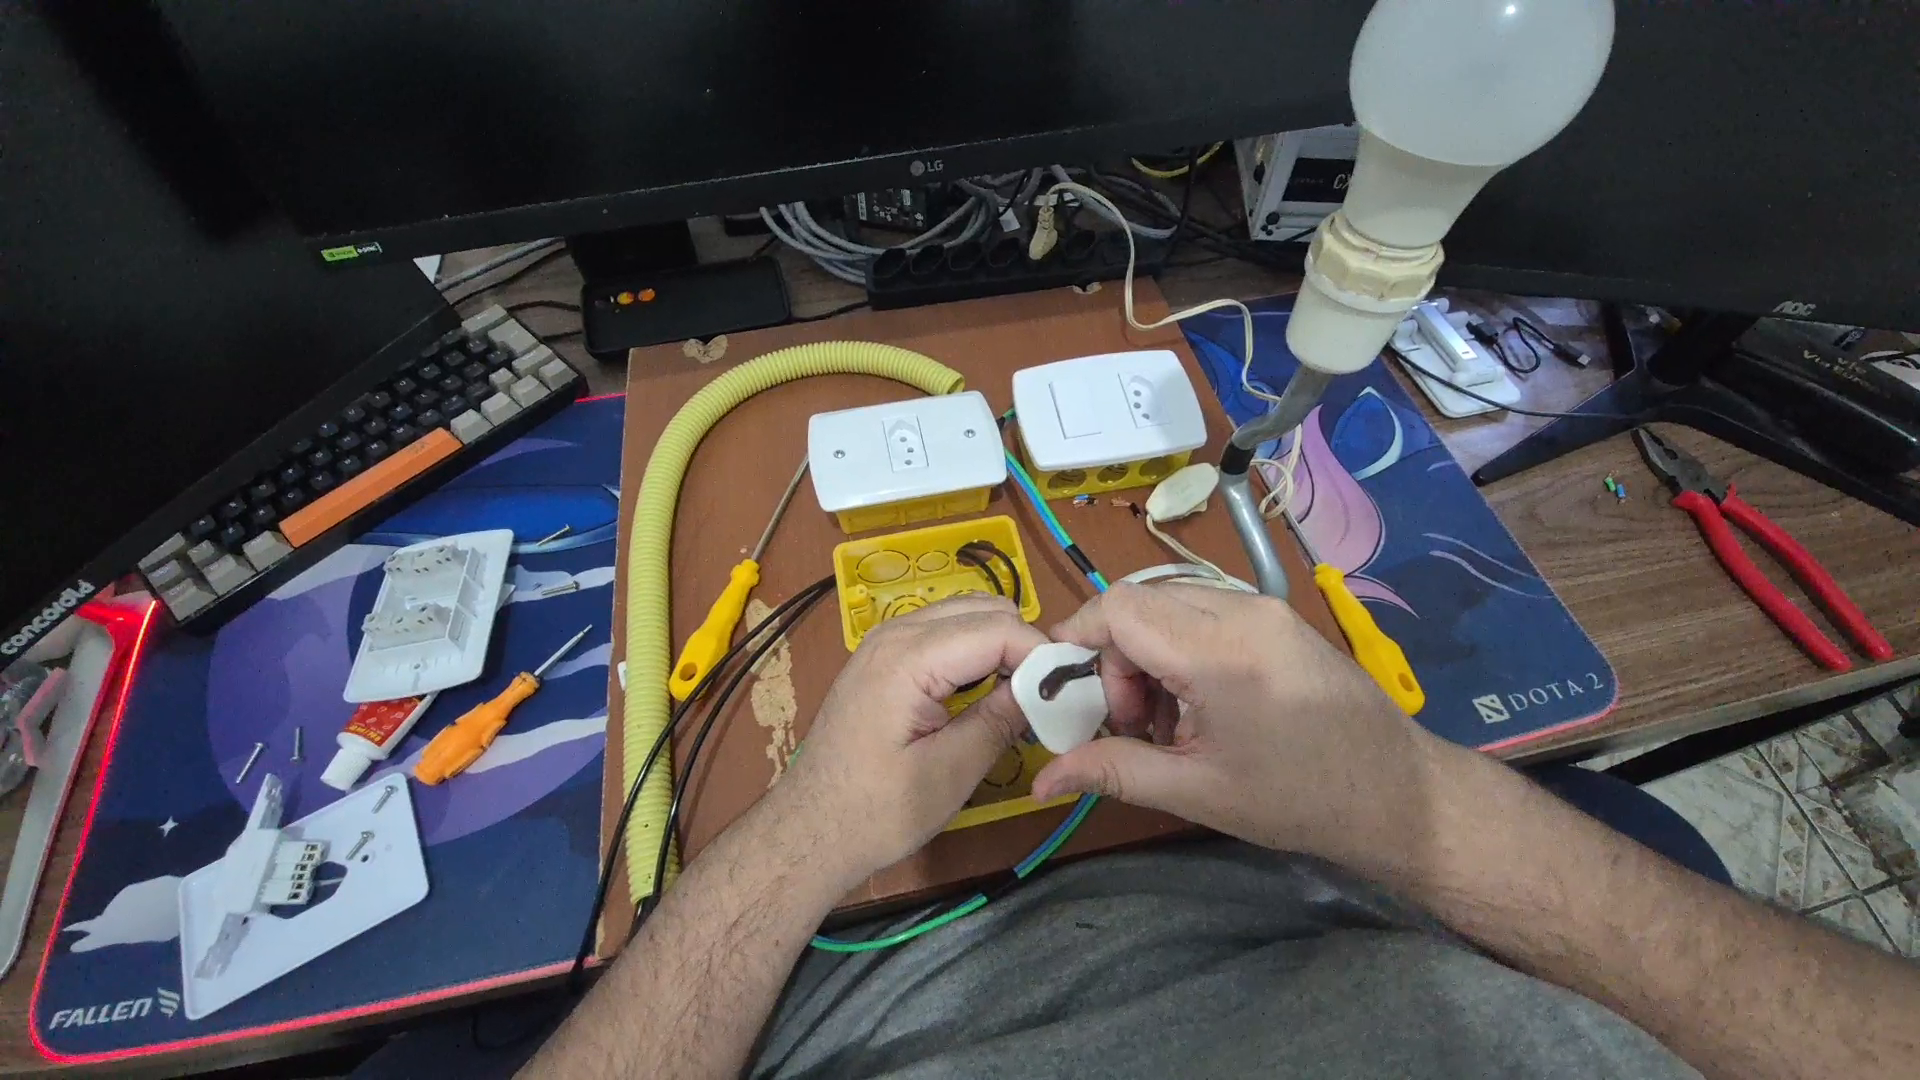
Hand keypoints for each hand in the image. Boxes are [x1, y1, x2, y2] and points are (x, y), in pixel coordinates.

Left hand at [776, 594, 1046, 883]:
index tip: (1067, 692)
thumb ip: (1000, 718)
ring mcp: (885, 639)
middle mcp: (896, 632)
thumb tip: (1047, 687)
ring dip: (999, 644)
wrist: (809, 829)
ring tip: (1020, 694)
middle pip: (984, 610)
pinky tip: (984, 690)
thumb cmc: (876, 811)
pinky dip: (974, 650)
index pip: (997, 628)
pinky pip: (944, 631)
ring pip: (966, 614)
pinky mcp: (884, 654)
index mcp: (909, 657)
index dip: (1040, 654)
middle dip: (1022, 644)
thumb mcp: (950, 772)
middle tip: (1046, 695)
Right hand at [1029, 582, 1452, 883]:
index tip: (1070, 687)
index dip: (1079, 637)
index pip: (1119, 608)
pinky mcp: (1275, 614)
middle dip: (1116, 657)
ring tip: (1169, 718)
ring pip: (1167, 604)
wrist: (1400, 793)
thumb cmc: (1298, 799)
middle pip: (1139, 603)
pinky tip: (1199, 700)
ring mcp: (1262, 607)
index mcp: (1218, 653)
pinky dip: (1178, 647)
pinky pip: (1201, 611)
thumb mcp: (1196, 790)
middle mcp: (1240, 610)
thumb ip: (1112, 771)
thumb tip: (1041, 779)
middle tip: (1134, 720)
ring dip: (1147, 653)